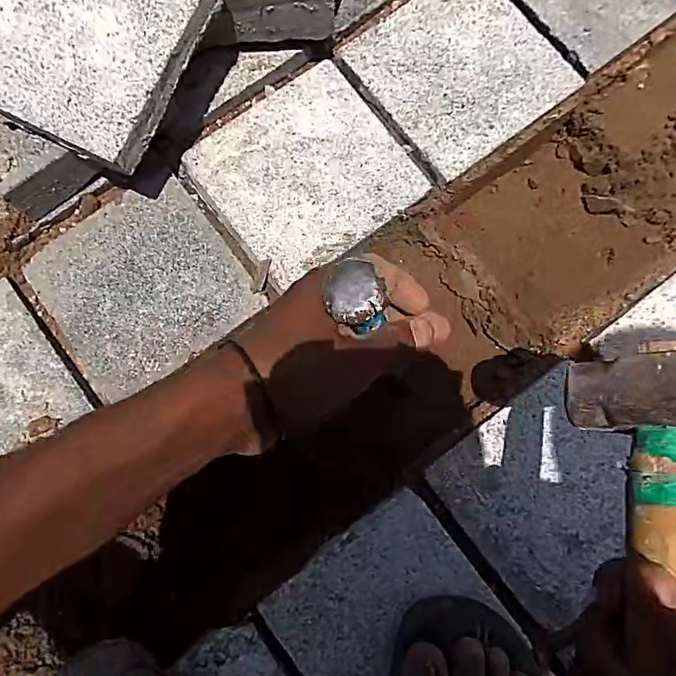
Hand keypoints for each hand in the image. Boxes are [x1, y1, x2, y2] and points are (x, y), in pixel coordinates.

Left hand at [225, 256, 450, 453]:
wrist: (236, 403)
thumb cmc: (299, 372)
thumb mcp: (357, 358)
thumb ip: (399, 342)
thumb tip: (438, 326)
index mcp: (329, 286)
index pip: (380, 271)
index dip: (409, 293)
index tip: (428, 322)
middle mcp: (314, 298)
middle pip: (367, 299)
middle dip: (396, 322)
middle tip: (416, 350)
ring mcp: (301, 326)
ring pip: (350, 326)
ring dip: (376, 344)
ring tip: (396, 370)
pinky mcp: (292, 354)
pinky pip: (333, 347)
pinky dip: (354, 359)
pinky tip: (363, 382)